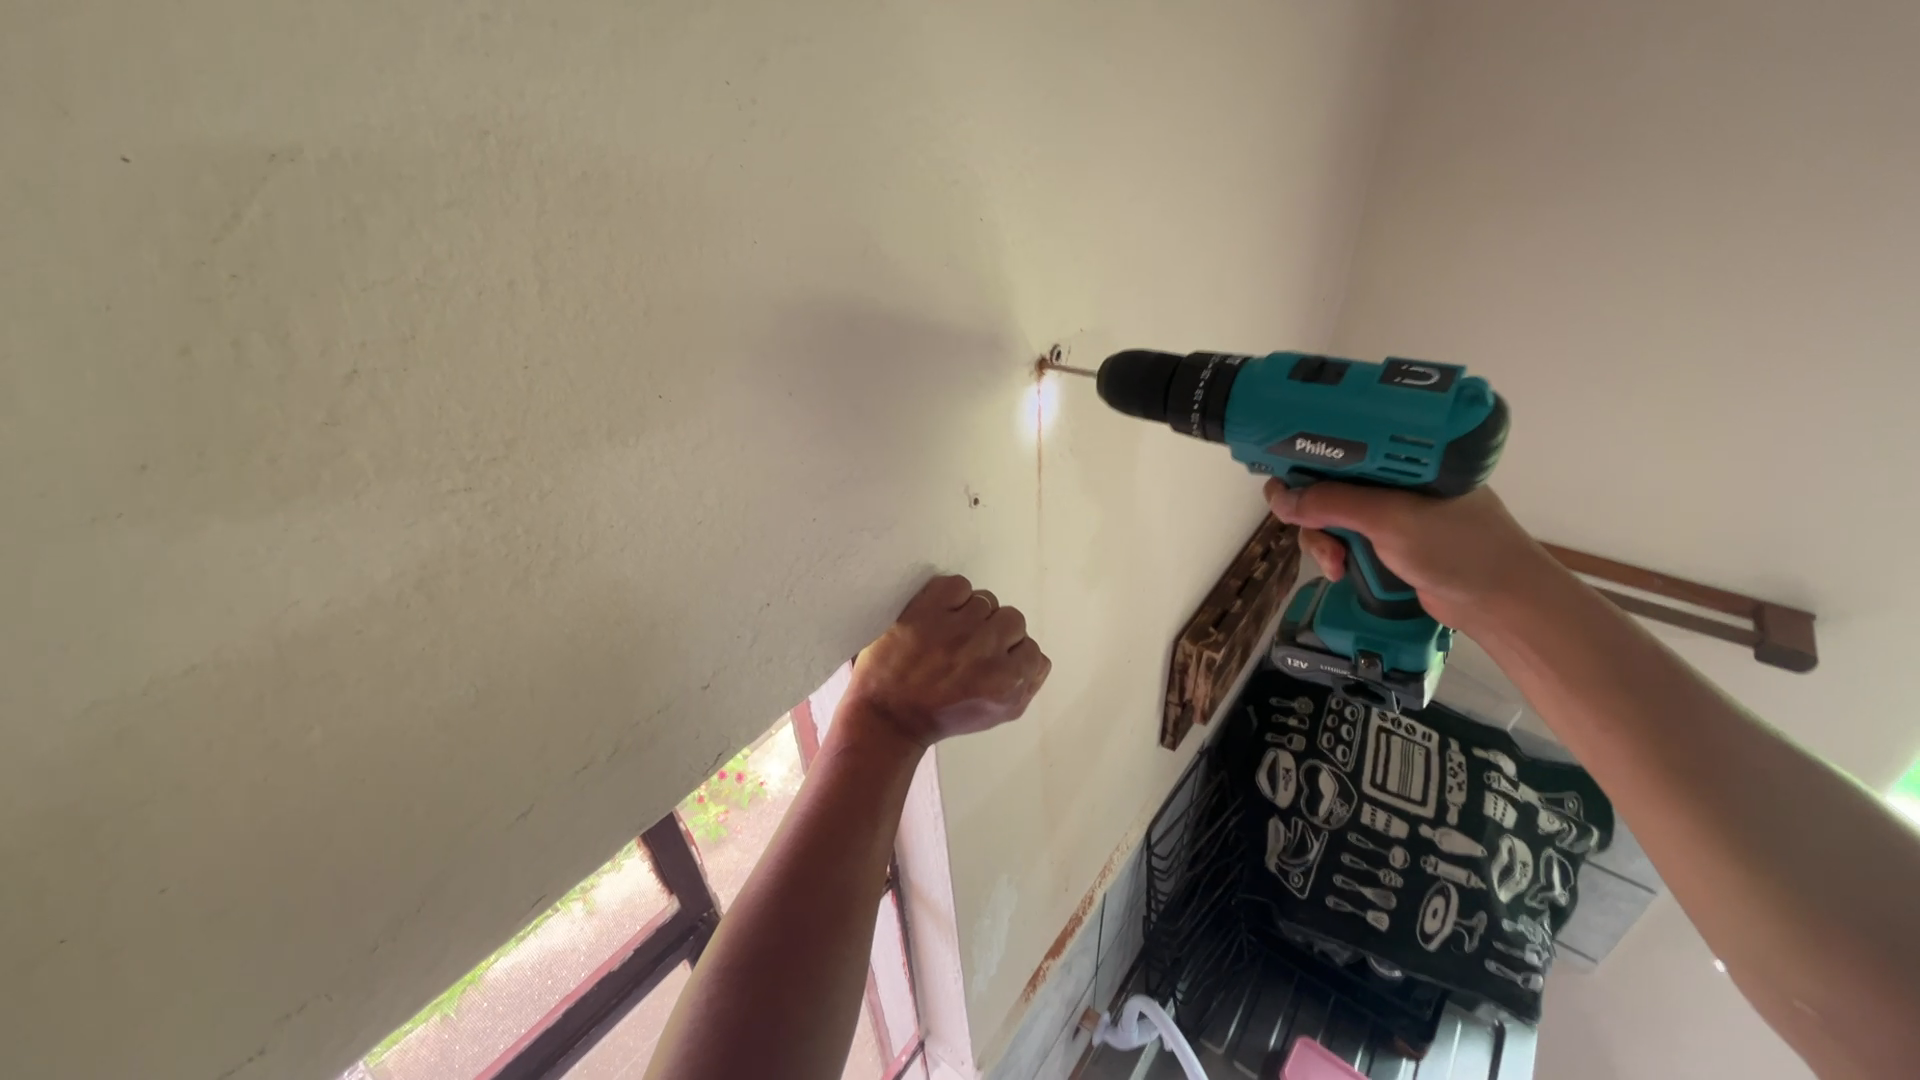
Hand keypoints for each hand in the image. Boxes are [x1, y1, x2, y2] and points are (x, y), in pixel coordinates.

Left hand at [842, 575, 1051, 749]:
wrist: (888, 716)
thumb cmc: (942, 717)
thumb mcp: (997, 716)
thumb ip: (1025, 686)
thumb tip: (1033, 656)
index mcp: (1005, 684)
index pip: (1032, 649)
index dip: (1012, 654)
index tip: (991, 661)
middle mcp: (985, 652)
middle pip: (1013, 620)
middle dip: (995, 632)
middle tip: (971, 646)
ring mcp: (955, 629)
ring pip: (985, 601)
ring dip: (973, 614)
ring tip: (952, 632)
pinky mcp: (926, 611)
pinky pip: (958, 584)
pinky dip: (952, 596)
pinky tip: (941, 614)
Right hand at [1263, 479, 1561, 633]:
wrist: (1499, 604)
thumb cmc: (1457, 548)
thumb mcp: (1389, 520)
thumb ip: (1332, 505)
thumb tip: (1280, 499)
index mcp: (1404, 458)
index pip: (1344, 444)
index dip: (1307, 453)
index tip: (1278, 466)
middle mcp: (1393, 481)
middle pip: (1327, 483)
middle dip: (1310, 509)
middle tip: (1299, 521)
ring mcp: (1388, 514)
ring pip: (1329, 516)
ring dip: (1321, 540)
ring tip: (1335, 561)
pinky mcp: (1384, 544)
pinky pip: (1342, 541)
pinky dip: (1333, 555)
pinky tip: (1340, 570)